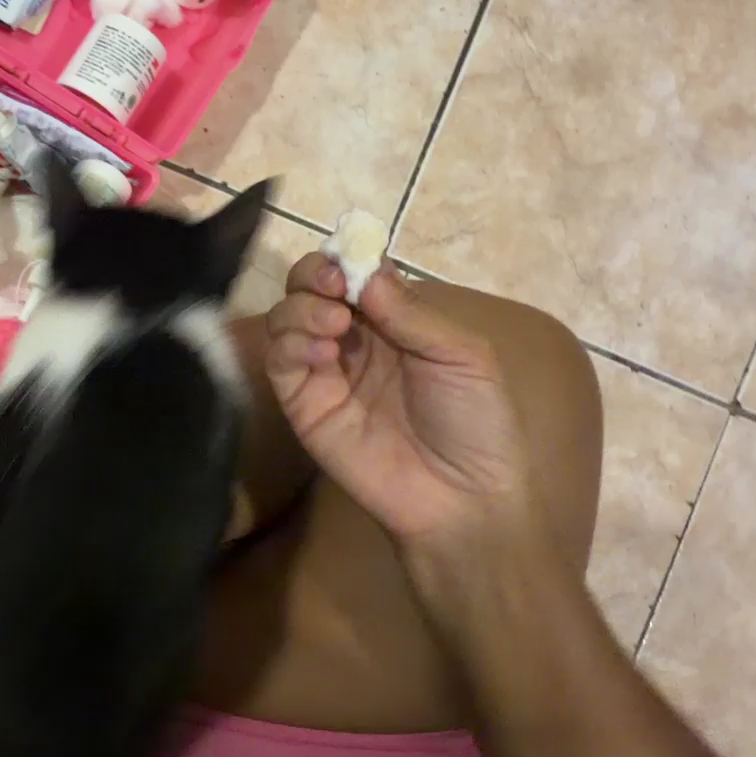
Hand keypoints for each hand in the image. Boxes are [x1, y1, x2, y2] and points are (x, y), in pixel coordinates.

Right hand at [265, 255, 532, 544]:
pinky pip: (279, 363)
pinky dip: (291, 345)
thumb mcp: (462, 355)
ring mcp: (322, 372)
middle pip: (307, 290)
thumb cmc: (476, 421)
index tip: (346, 262)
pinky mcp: (301, 404)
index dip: (342, 260)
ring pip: (285, 320)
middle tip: (331, 286)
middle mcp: (351, 340)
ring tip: (334, 325)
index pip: (350, 275)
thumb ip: (411, 312)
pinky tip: (322, 351)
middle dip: (312, 277)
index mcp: (391, 321)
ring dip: (301, 310)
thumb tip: (363, 270)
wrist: (463, 496)